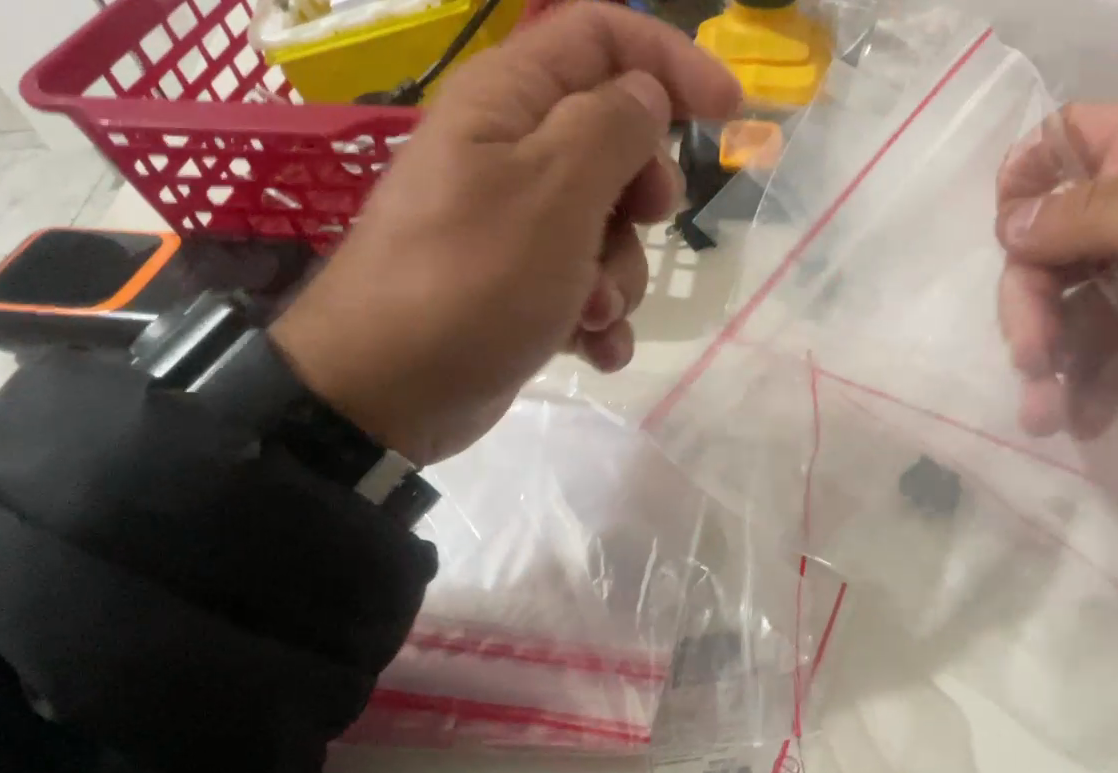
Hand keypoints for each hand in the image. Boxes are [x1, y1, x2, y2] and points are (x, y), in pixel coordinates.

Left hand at [271, 2, 740, 465]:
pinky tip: (594, 351)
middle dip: (643, 193)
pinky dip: (599, 321)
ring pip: (607, 229)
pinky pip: (585, 288)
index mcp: (510, 101)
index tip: (728, 113)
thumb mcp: (555, 190)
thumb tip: (646, 97)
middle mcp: (511, 153)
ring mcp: (515, 228)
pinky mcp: (519, 291)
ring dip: (620, 275)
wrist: (389, 391)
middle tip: (644, 222)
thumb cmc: (473, 278)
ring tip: (590, 312)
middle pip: (614, 141)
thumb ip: (613, 128)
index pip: (602, 37)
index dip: (671, 62)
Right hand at [995, 104, 1117, 436]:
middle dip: (1029, 303)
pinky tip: (1081, 421)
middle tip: (1032, 358)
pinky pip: (1098, 362)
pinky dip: (1084, 392)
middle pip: (1048, 245)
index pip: (1068, 141)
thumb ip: (1091, 213)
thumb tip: (1011, 221)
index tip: (1011, 234)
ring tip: (1045, 414)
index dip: (1027, 179)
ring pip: (1064, 312)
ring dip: (1047, 363)